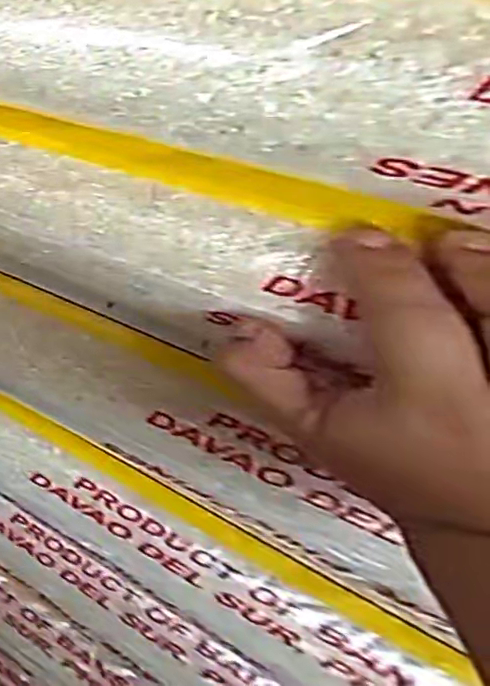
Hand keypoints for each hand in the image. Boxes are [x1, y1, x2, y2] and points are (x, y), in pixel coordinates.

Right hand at [219, 227, 489, 535]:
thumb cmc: (397, 471)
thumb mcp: (309, 432)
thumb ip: (261, 377)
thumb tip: (244, 325)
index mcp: (436, 405)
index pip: (413, 318)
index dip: (383, 272)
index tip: (356, 238)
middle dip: (468, 264)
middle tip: (435, 239)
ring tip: (470, 251)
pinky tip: (481, 286)